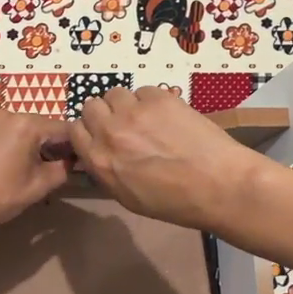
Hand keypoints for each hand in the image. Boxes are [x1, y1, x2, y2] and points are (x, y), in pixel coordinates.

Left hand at [0, 111, 72, 242]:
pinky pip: (6, 132)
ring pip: (23, 129)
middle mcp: (8, 114)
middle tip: (60, 165)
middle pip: (42, 125)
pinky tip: (15, 164)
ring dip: (34, 144)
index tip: (81, 158)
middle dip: (53, 143)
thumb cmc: (0, 197)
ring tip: (37, 167)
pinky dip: (16, 144)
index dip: (75, 144)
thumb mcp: (39, 186)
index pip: (63, 128)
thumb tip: (71, 162)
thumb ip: (62, 169)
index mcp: (27, 124)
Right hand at [69, 86, 265, 230]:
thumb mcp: (126, 197)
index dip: (86, 132)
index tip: (98, 137)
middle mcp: (110, 131)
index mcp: (98, 160)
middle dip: (102, 114)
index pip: (74, 130)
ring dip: (124, 104)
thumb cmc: (173, 202)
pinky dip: (149, 101)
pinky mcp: (161, 98)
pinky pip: (143, 91)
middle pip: (90, 106)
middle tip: (121, 126)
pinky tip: (164, 116)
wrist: (217, 185)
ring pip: (115, 94)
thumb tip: (99, 156)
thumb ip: (105, 171)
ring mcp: (135, 111)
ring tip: (142, 118)